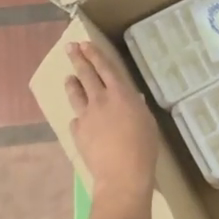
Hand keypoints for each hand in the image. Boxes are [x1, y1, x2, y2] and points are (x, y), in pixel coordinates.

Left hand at [64, 41, 157, 201]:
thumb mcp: (148, 123)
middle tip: (70, 48)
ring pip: (75, 94)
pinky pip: (76, 119)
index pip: (105, 68)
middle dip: (77, 59)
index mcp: (120, 94)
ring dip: (72, 84)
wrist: (122, 174)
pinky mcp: (78, 132)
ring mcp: (86, 116)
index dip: (95, 55)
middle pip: (85, 75)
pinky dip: (79, 116)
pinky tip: (80, 118)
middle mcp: (100, 100)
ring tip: (70, 78)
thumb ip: (137, 107)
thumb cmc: (143, 148)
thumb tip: (132, 98)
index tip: (85, 44)